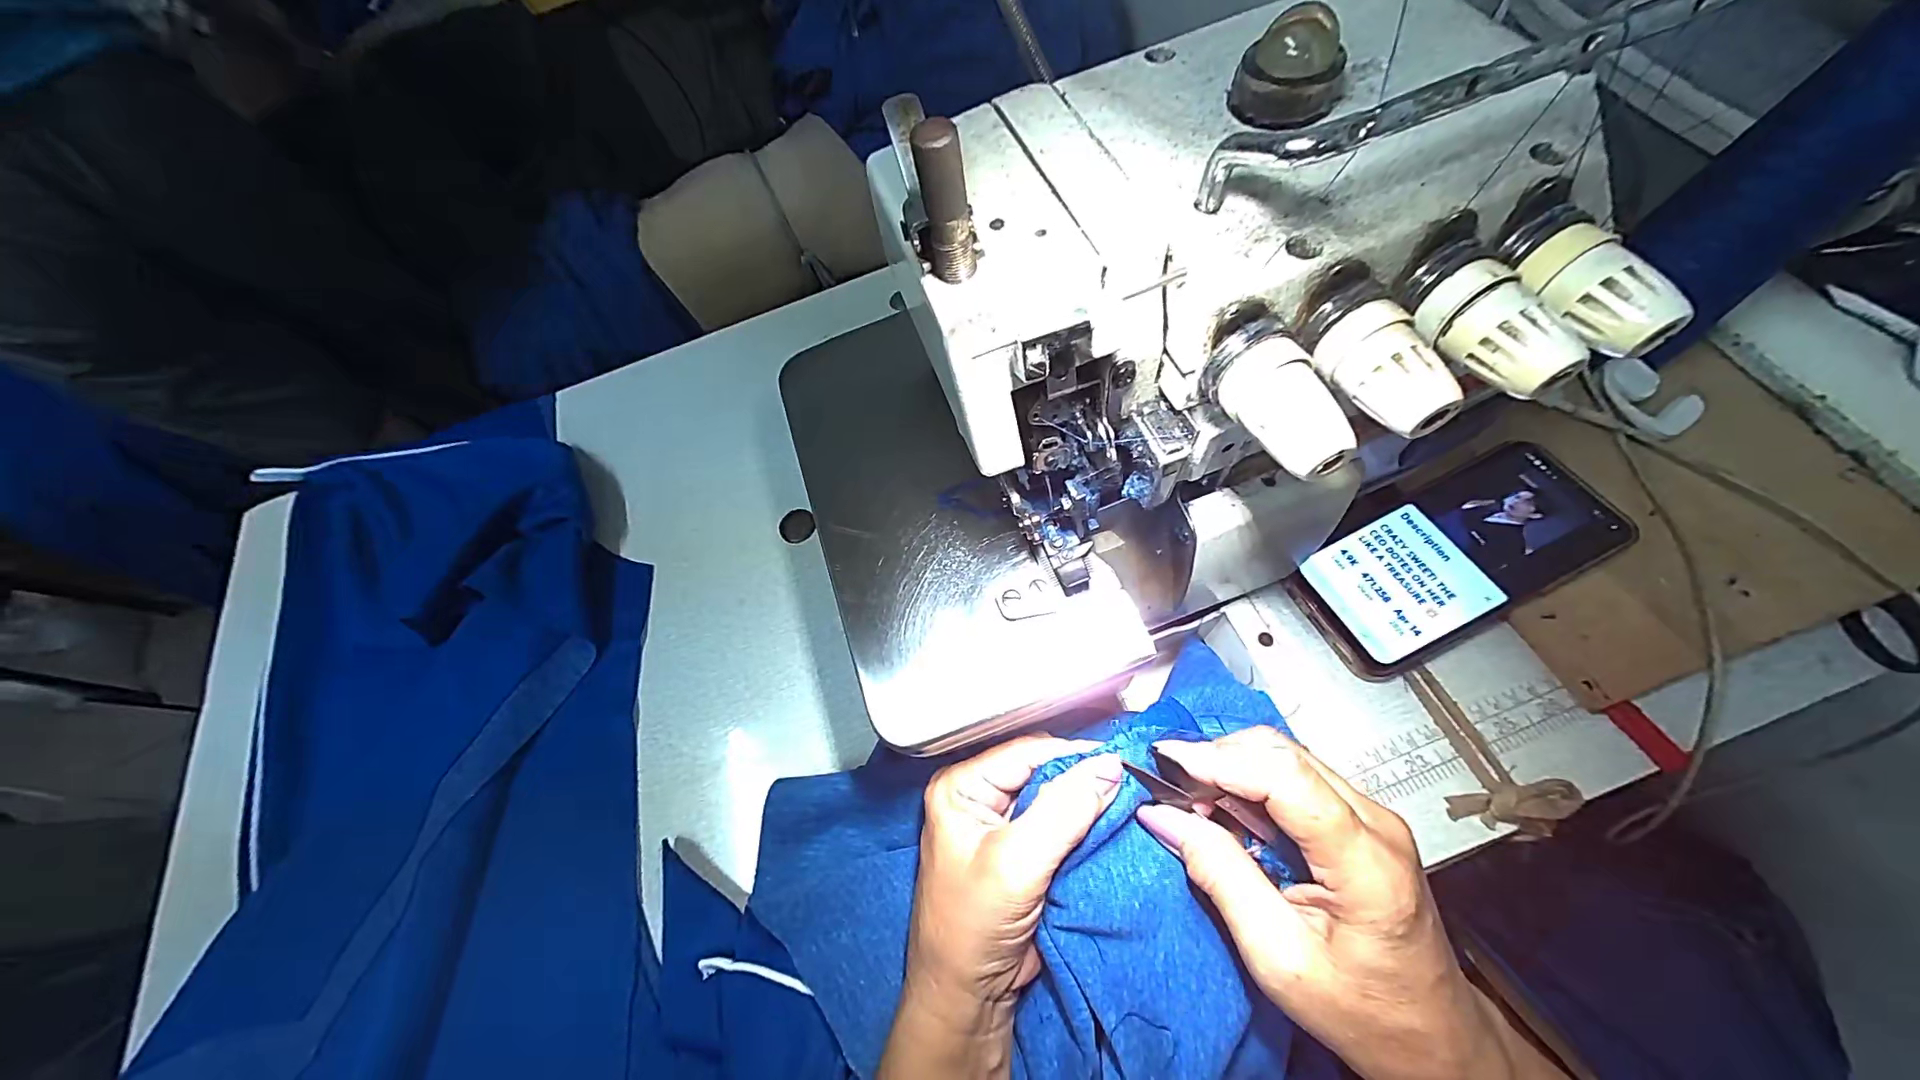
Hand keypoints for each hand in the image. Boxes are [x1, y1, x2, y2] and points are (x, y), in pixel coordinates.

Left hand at [879, 736, 1123, 1079]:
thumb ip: (1062, 811)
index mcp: (962, 787)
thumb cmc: (969, 929)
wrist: (967, 996)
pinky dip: (1087, 824)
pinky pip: (1062, 823)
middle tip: (1127, 779)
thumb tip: (1107, 766)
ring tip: (1126, 797)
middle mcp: (979, 796)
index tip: (1118, 759)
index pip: (1026, 752)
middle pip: (1042, 769)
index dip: (1073, 754)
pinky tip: (1112, 823)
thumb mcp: (1015, 862)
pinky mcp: (1024, 849)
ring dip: (1088, 800)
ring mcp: (1002, 823)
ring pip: (1056, 796)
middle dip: (1083, 775)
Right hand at [1133, 727, 1561, 1079]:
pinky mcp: (1358, 817)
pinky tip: (1227, 811)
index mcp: (1367, 863)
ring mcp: (1371, 815)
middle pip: (1283, 753)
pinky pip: (1292, 775)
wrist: (1432, 1036)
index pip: (1285, 779)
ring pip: (1284, 755)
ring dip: (1230, 767)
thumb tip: (1163, 817)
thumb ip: (1220, 876)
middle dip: (1217, 759)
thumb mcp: (1277, 956)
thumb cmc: (1363, 1011)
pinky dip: (1248, 781)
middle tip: (1172, 788)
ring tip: (1194, 804)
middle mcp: (1376, 823)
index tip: (1165, 760)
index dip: (1219, 760)